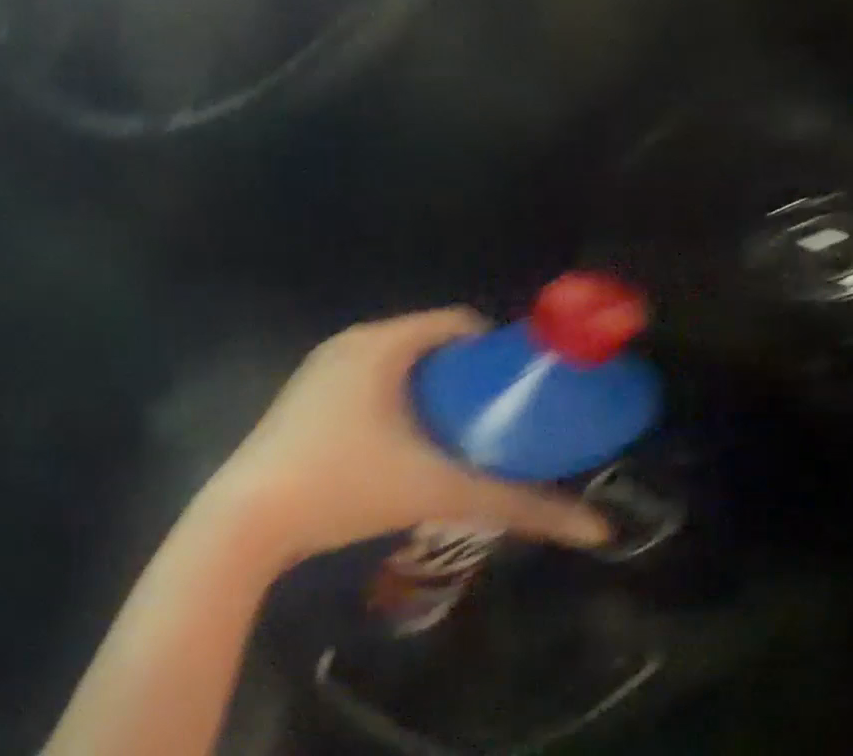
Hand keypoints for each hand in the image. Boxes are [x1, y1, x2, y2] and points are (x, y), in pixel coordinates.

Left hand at [214, 308, 611, 566]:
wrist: (254, 510)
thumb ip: (521, 504)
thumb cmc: (344, 483)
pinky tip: (426, 450)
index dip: (502, 350)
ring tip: (481, 441)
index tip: (539, 389)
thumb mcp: (438, 491)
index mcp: (377, 345)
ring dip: (440, 399)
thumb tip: (598, 528)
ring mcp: (321, 373)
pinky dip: (406, 408)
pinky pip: (372, 388)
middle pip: (429, 347)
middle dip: (475, 380)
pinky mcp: (308, 401)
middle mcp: (346, 346)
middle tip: (519, 424)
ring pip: (398, 372)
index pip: (454, 323)